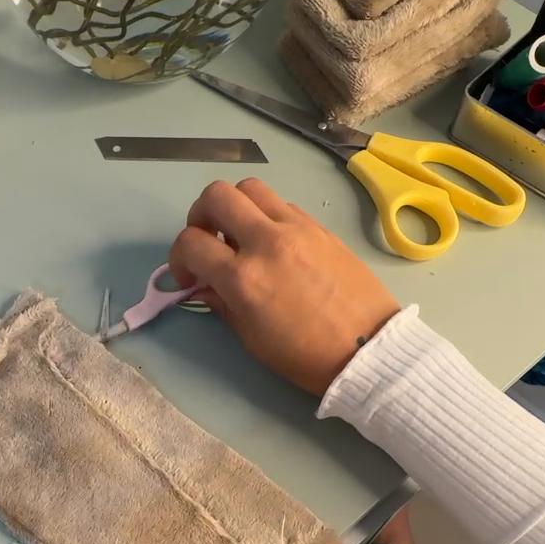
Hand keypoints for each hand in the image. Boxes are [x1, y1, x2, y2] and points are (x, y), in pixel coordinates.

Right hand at [169, 179, 402, 396]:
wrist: (367, 349)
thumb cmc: (304, 355)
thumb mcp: (251, 338)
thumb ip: (222, 303)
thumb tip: (203, 285)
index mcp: (244, 277)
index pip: (190, 243)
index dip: (178, 258)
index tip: (188, 277)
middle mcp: (266, 241)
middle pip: (216, 195)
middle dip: (200, 216)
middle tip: (207, 241)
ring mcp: (296, 228)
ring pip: (250, 188)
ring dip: (234, 207)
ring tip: (239, 236)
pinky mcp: (319, 226)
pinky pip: (281, 205)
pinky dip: (266, 217)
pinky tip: (273, 245)